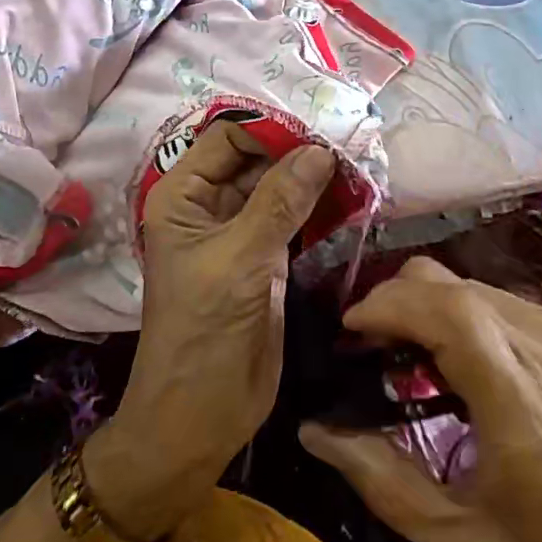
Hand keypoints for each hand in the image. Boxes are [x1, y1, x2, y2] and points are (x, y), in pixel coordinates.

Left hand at [84, 123, 334, 541]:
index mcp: (183, 194)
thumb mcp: (239, 259)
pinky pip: (292, 220)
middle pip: (254, 160)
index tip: (320, 128)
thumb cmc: (203, 330)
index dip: (269, 131)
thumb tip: (319, 150)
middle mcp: (207, 205)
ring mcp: (238, 232)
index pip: (226, 140)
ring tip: (359, 165)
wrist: (200, 413)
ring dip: (312, 179)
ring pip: (276, 189)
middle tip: (352, 143)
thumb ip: (278, 203)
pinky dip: (318, 209)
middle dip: (297, 152)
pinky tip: (351, 199)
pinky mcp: (264, 259)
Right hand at [299, 257, 541, 541]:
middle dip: (392, 299)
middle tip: (366, 342)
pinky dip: (452, 307)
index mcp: (525, 407)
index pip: (451, 314)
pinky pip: (490, 294)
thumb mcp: (456, 539)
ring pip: (465, 281)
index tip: (349, 328)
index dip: (389, 305)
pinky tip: (447, 350)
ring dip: (420, 302)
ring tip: (401, 346)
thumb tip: (312, 428)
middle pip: (449, 283)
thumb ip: (381, 479)